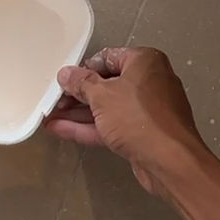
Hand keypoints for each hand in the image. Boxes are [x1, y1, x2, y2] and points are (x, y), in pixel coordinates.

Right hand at [45, 46, 212, 199]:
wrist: (170, 161)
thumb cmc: (137, 117)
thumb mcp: (102, 96)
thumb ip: (81, 84)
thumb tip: (66, 74)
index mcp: (144, 61)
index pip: (107, 57)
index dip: (83, 69)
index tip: (64, 81)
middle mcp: (149, 81)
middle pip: (106, 84)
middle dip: (78, 95)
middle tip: (53, 101)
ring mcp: (146, 109)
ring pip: (107, 107)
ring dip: (79, 113)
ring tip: (49, 116)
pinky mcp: (142, 133)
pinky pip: (112, 125)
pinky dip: (89, 127)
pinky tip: (61, 130)